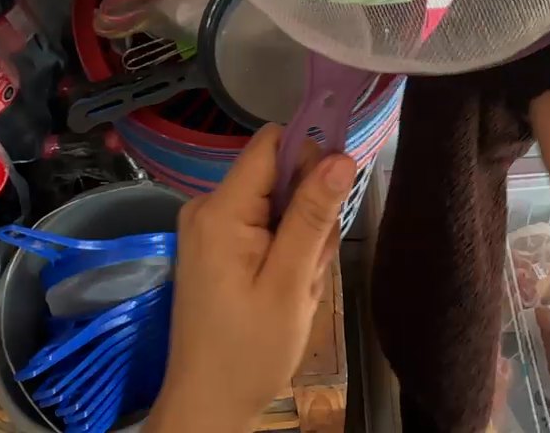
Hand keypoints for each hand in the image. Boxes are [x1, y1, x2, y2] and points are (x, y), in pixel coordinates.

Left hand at [146, 125, 356, 432]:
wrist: (207, 408)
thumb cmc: (249, 353)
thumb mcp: (290, 285)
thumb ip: (314, 217)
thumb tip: (342, 156)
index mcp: (222, 208)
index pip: (274, 142)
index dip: (308, 159)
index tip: (328, 203)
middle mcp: (209, 204)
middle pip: (279, 172)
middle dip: (308, 210)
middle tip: (310, 266)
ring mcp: (209, 224)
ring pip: (277, 199)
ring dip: (299, 235)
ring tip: (296, 284)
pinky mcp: (214, 242)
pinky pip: (263, 220)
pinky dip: (283, 247)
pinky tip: (283, 285)